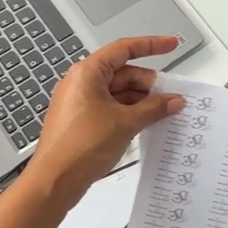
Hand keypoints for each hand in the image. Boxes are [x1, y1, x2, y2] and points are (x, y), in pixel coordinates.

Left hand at [26, 36, 184, 199]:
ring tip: (162, 113)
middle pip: (124, 73)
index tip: (171, 44)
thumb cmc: (79, 147)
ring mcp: (80, 102)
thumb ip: (154, 108)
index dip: (151, 45)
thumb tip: (173, 100)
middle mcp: (81, 83)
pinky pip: (111, 108)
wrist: (54, 182)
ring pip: (119, 92)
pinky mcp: (81, 120)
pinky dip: (130, 112)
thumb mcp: (125, 123)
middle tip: (170, 96)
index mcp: (87, 73)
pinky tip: (146, 123)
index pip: (124, 49)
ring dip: (141, 101)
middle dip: (149, 84)